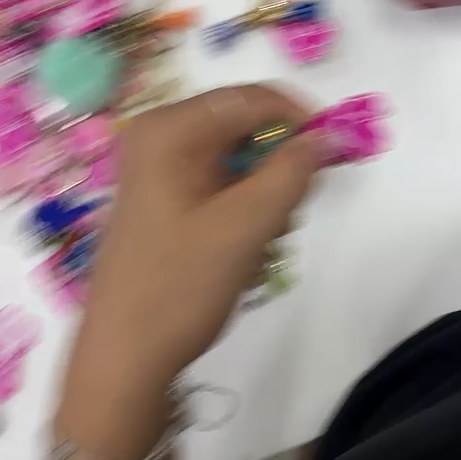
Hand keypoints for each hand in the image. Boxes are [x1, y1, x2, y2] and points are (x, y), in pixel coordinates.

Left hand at [68, 85, 324, 409]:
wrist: (124, 362)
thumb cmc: (180, 287)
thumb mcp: (247, 225)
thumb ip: (294, 171)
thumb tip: (330, 133)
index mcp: (168, 129)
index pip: (252, 98)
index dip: (300, 119)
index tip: (336, 152)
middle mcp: (158, 134)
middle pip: (245, 122)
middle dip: (281, 157)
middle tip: (298, 202)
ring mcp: (158, 165)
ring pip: (239, 152)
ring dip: (267, 183)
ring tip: (270, 231)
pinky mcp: (164, 193)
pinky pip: (222, 175)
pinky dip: (247, 198)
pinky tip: (250, 238)